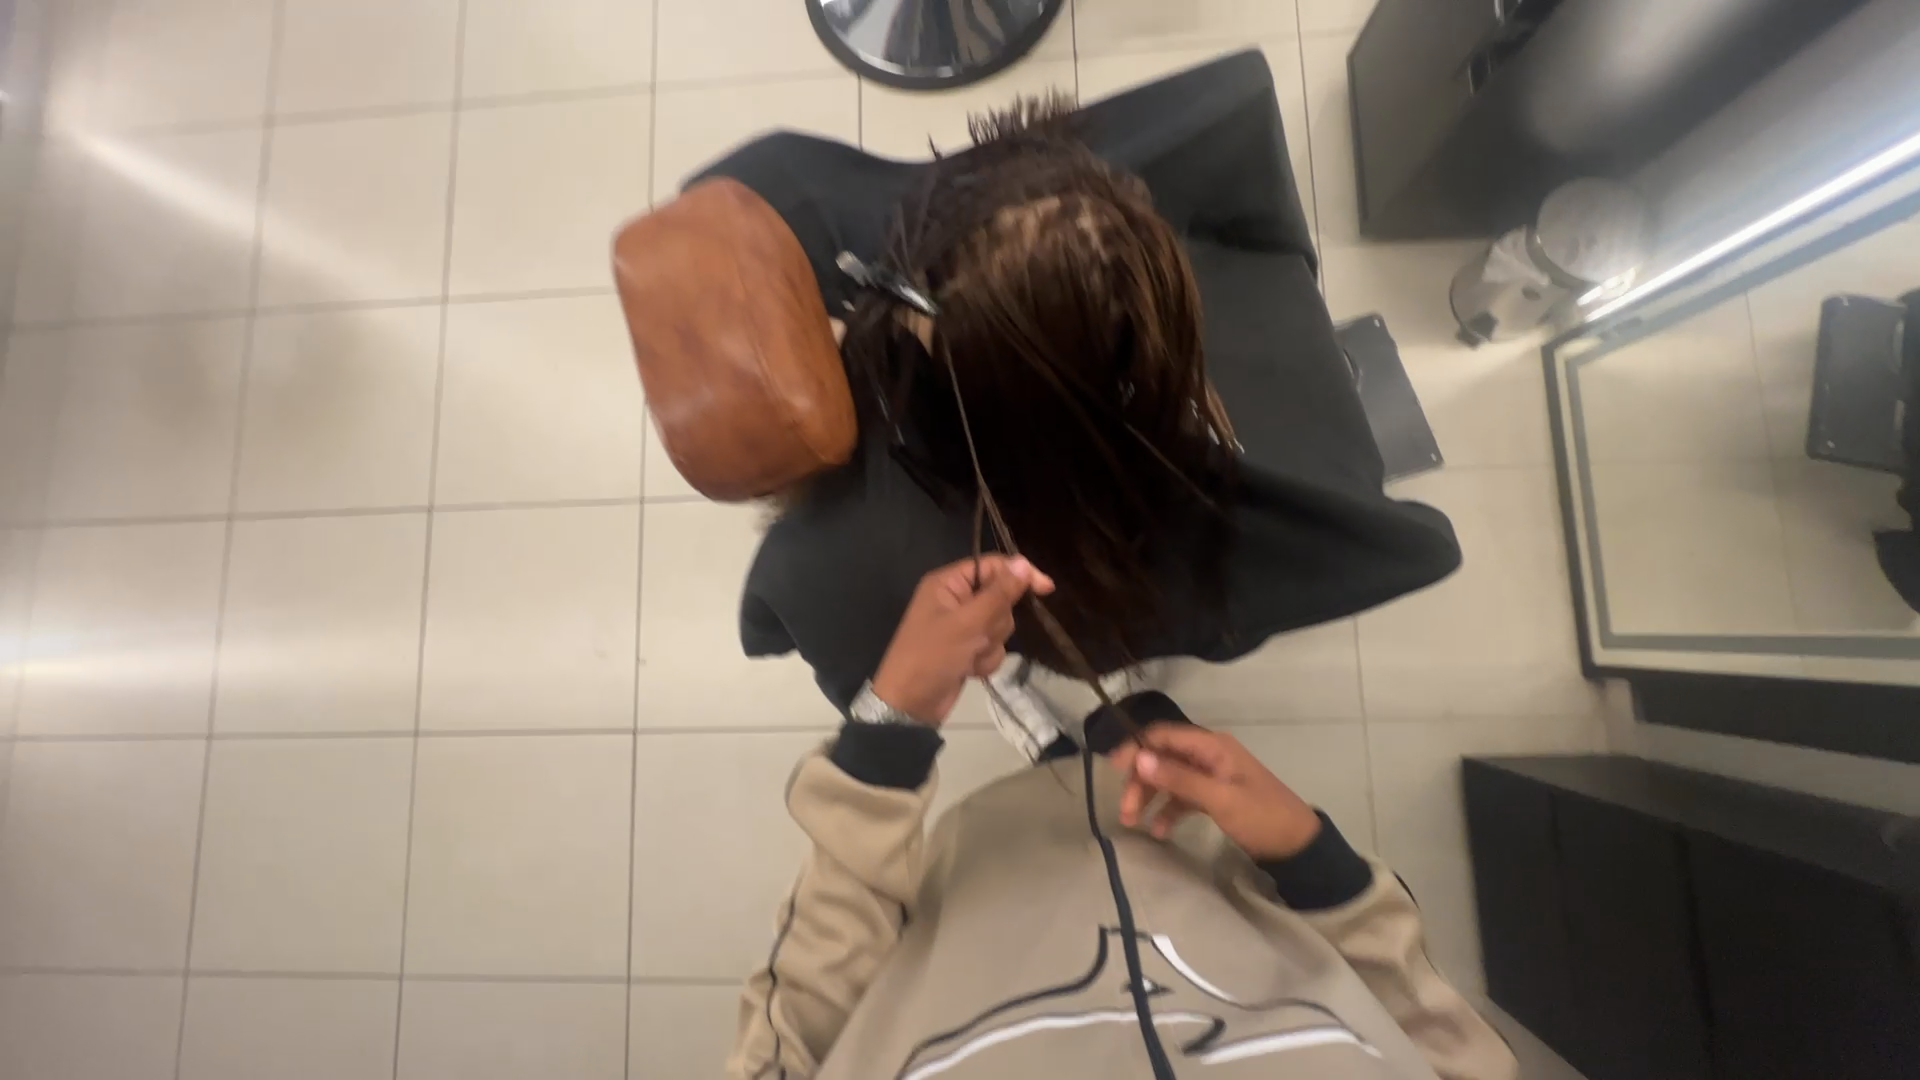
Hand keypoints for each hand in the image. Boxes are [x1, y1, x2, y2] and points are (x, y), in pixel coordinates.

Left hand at [871, 556, 1055, 725]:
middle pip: (1000, 598)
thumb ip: (998, 593)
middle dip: (995, 622)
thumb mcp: (967, 623)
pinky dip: (986, 659)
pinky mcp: (968, 648)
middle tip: (977, 636)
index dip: (1019, 575)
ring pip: (1000, 625)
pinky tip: (969, 670)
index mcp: (948, 583)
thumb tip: (1023, 563)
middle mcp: (956, 600)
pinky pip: (993, 646)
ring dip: (990, 644)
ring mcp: (962, 626)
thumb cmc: (932, 656)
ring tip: (969, 656)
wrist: (911, 705)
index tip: (1046, 589)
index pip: (992, 566)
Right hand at [1108, 725, 1321, 859]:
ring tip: (1133, 822)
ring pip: (1168, 778)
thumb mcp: (1220, 799)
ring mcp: (1211, 775)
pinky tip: (1159, 831)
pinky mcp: (1214, 796)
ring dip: (1149, 797)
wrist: (1300, 848)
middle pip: (1162, 759)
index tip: (1113, 769)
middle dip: (1140, 781)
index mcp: (1211, 746)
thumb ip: (1179, 778)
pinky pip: (1182, 796)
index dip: (1136, 748)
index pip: (1163, 736)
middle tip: (1125, 811)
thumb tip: (1139, 758)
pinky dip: (1168, 810)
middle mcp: (1208, 755)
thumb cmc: (1261, 817)